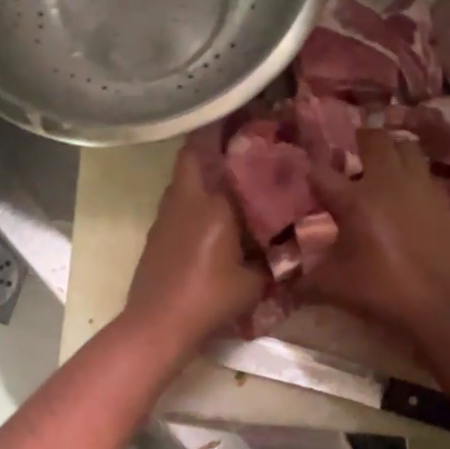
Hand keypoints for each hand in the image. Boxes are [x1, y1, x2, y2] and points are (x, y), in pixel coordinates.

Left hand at [123, 140, 264, 349]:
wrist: (157, 324)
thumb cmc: (209, 300)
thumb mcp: (255, 283)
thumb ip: (275, 259)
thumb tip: (292, 245)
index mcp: (214, 203)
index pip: (229, 156)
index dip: (244, 137)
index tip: (261, 124)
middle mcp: (186, 198)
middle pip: (194, 152)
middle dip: (213, 141)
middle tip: (239, 142)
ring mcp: (166, 214)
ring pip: (183, 177)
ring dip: (202, 170)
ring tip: (230, 174)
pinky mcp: (156, 232)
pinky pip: (178, 200)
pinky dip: (194, 196)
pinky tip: (212, 211)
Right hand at [303, 130, 449, 339]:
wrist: (436, 303)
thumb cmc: (379, 290)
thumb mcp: (331, 286)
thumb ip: (303, 279)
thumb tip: (282, 282)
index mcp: (355, 200)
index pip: (322, 173)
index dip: (311, 172)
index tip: (307, 178)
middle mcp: (388, 182)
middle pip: (374, 140)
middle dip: (359, 142)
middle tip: (351, 155)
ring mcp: (420, 187)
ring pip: (407, 148)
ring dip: (392, 151)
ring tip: (383, 165)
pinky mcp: (442, 200)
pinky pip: (426, 175)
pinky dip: (414, 177)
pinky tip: (408, 195)